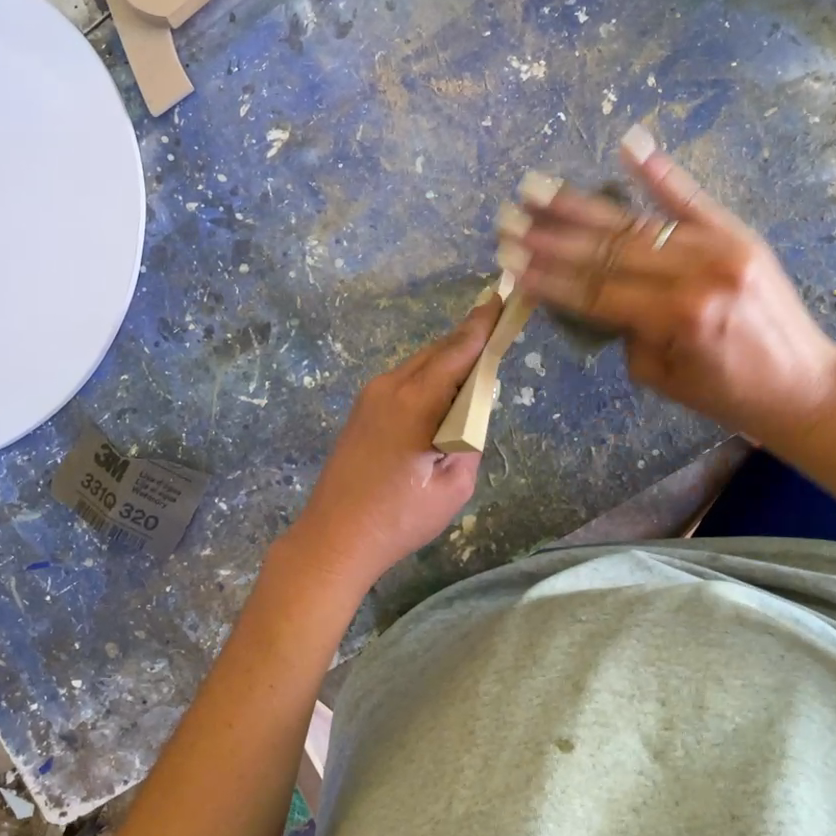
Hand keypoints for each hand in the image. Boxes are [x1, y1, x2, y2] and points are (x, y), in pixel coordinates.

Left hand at [275, 295, 504, 589]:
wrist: (335, 536)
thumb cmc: (399, 517)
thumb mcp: (454, 484)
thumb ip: (468, 440)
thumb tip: (468, 416)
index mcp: (415, 402)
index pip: (456, 351)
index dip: (481, 326)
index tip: (501, 299)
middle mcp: (389, 388)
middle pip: (436, 352)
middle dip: (467, 340)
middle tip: (497, 329)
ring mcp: (369, 398)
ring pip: (417, 366)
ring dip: (446, 362)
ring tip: (476, 365)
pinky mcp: (361, 412)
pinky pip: (402, 382)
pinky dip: (427, 379)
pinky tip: (442, 395)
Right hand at [503, 124, 835, 444]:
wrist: (803, 385)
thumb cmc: (724, 392)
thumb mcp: (659, 374)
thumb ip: (623, 328)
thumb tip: (591, 289)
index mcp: (676, 317)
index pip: (594, 291)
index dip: (548, 277)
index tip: (509, 263)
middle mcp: (697, 274)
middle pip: (606, 250)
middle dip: (551, 237)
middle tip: (508, 221)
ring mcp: (720, 247)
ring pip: (635, 223)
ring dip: (580, 207)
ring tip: (536, 190)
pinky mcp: (738, 233)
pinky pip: (691, 198)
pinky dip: (658, 172)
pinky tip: (628, 144)